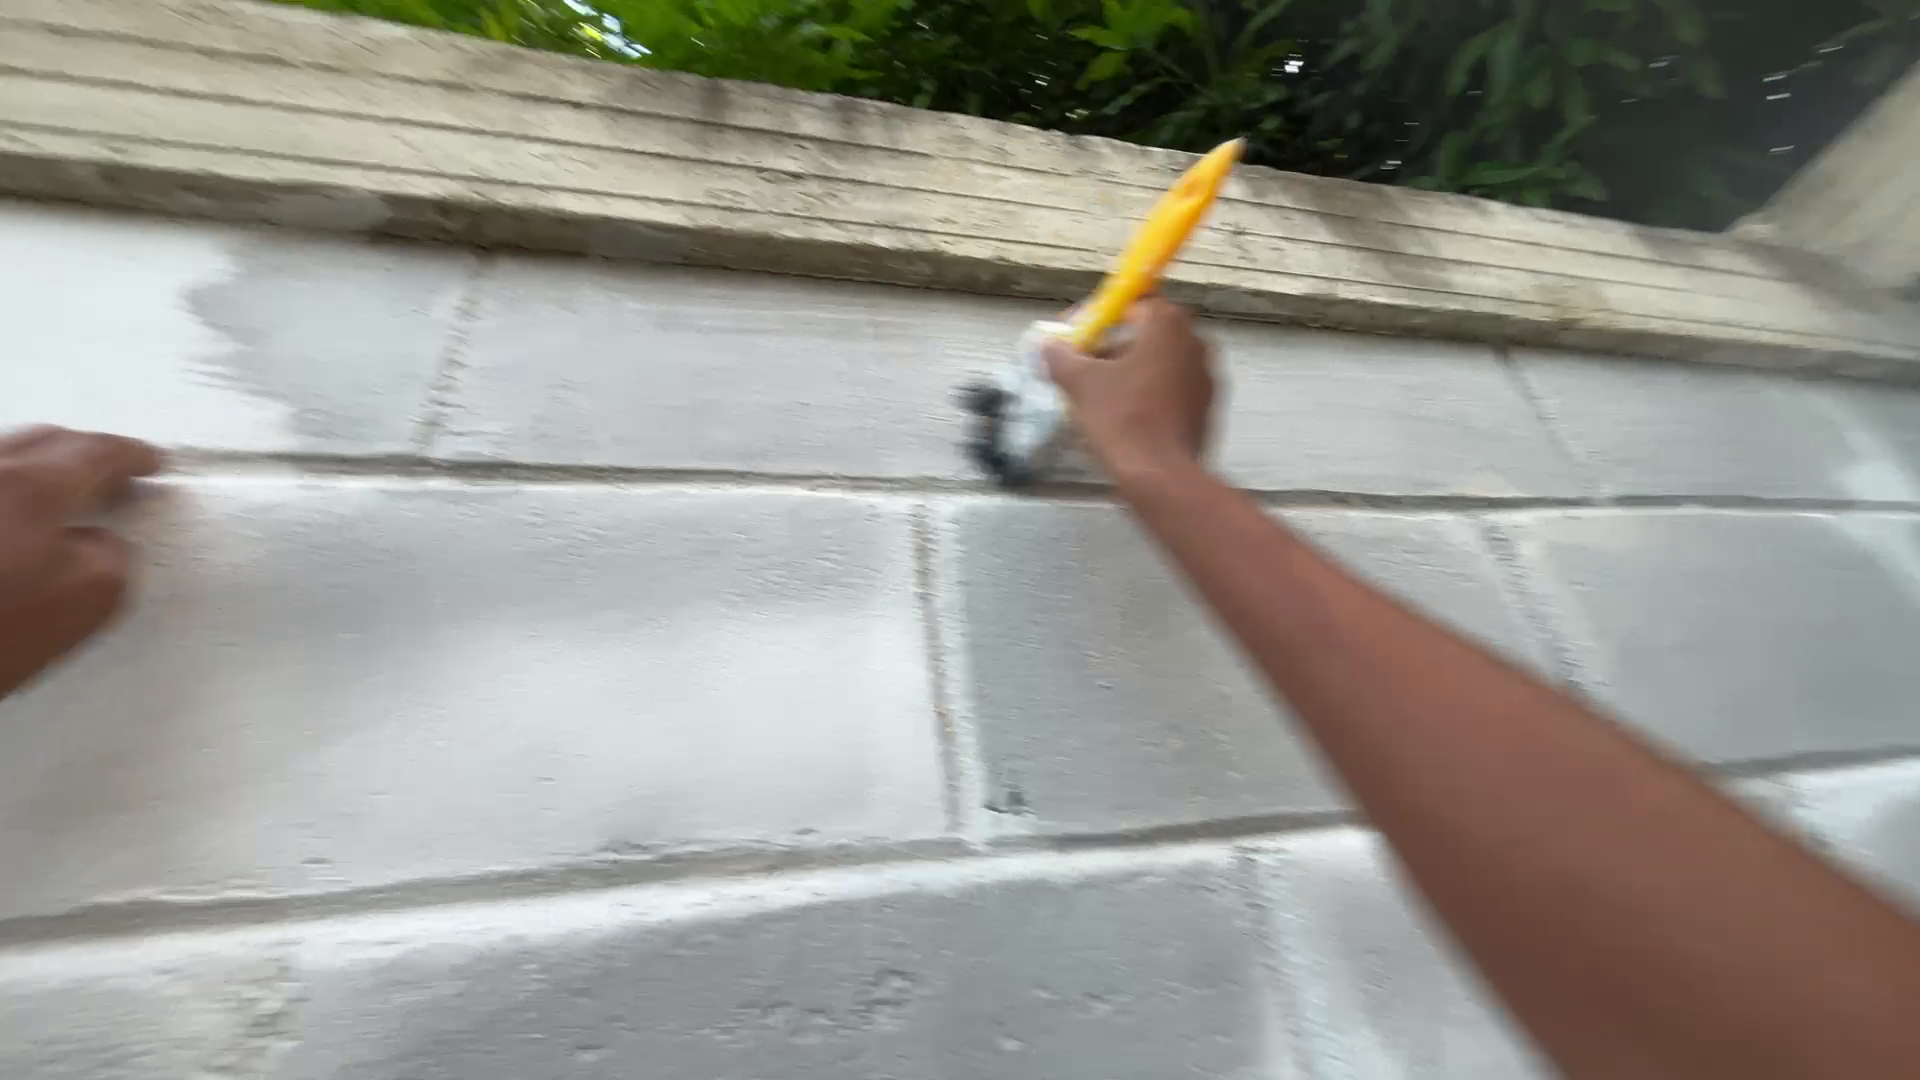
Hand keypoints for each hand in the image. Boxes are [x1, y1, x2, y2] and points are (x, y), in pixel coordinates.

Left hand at [0, 426, 160, 699]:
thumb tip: (94, 538)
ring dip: (28, 471)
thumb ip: (111, 551)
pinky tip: (3, 519)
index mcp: (28, 487)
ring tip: (50, 498)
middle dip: (80, 454)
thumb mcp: (93, 596)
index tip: (150, 464)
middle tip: (109, 476)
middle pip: (34, 441)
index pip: (94, 452)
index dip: (132, 456)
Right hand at [1041, 298, 1216, 479]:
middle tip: (1081, 367)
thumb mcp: (1080, 384)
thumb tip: (1047, 345)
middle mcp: (1195, 341)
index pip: (1128, 305)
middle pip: (1144, 334)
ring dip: (1128, 373)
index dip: (1095, 319)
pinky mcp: (1207, 408)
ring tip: (1097, 397)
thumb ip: (1061, 357)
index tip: (1073, 337)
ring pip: (1157, 364)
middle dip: (1110, 348)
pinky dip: (1147, 396)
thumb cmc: (1122, 420)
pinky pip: (1170, 391)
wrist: (1161, 477)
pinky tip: (1123, 418)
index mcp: (1167, 324)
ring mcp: (1206, 376)